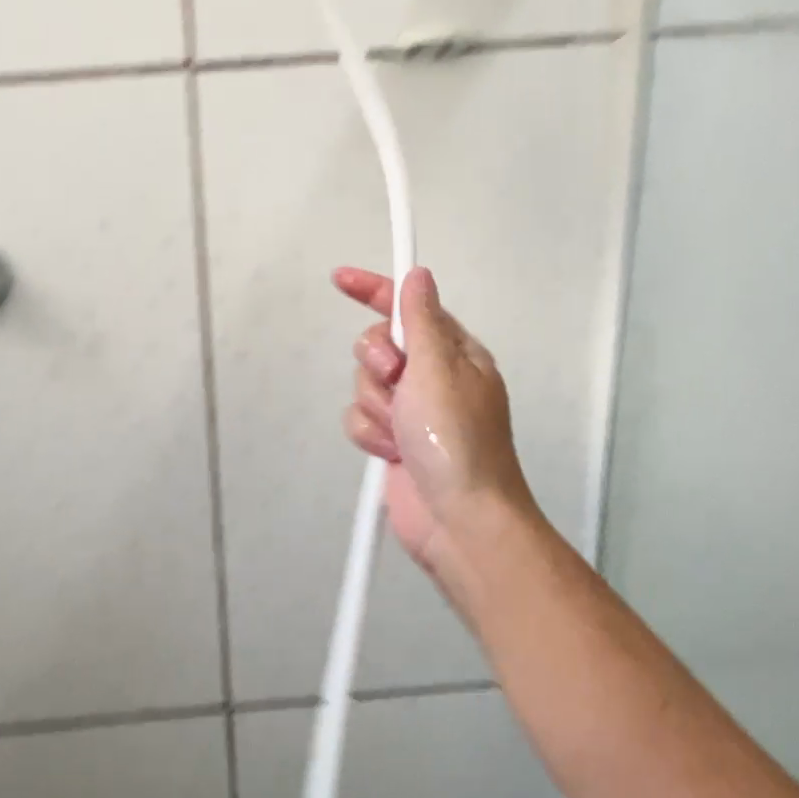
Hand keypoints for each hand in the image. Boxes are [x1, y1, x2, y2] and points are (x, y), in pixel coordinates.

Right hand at [334, 266, 540, 579]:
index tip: (340, 278)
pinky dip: (369, 435)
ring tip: (400, 432)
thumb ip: (419, 320)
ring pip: (364, 385)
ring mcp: (412, 411)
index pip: (408, 307)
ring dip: (375, 407)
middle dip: (376, 364)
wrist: (458, 519)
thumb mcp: (438, 369)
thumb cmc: (458, 443)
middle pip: (377, 346)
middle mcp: (432, 378)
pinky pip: (360, 419)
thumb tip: (417, 278)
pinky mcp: (393, 440)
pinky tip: (391, 452)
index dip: (374, 290)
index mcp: (454, 353)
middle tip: (395, 381)